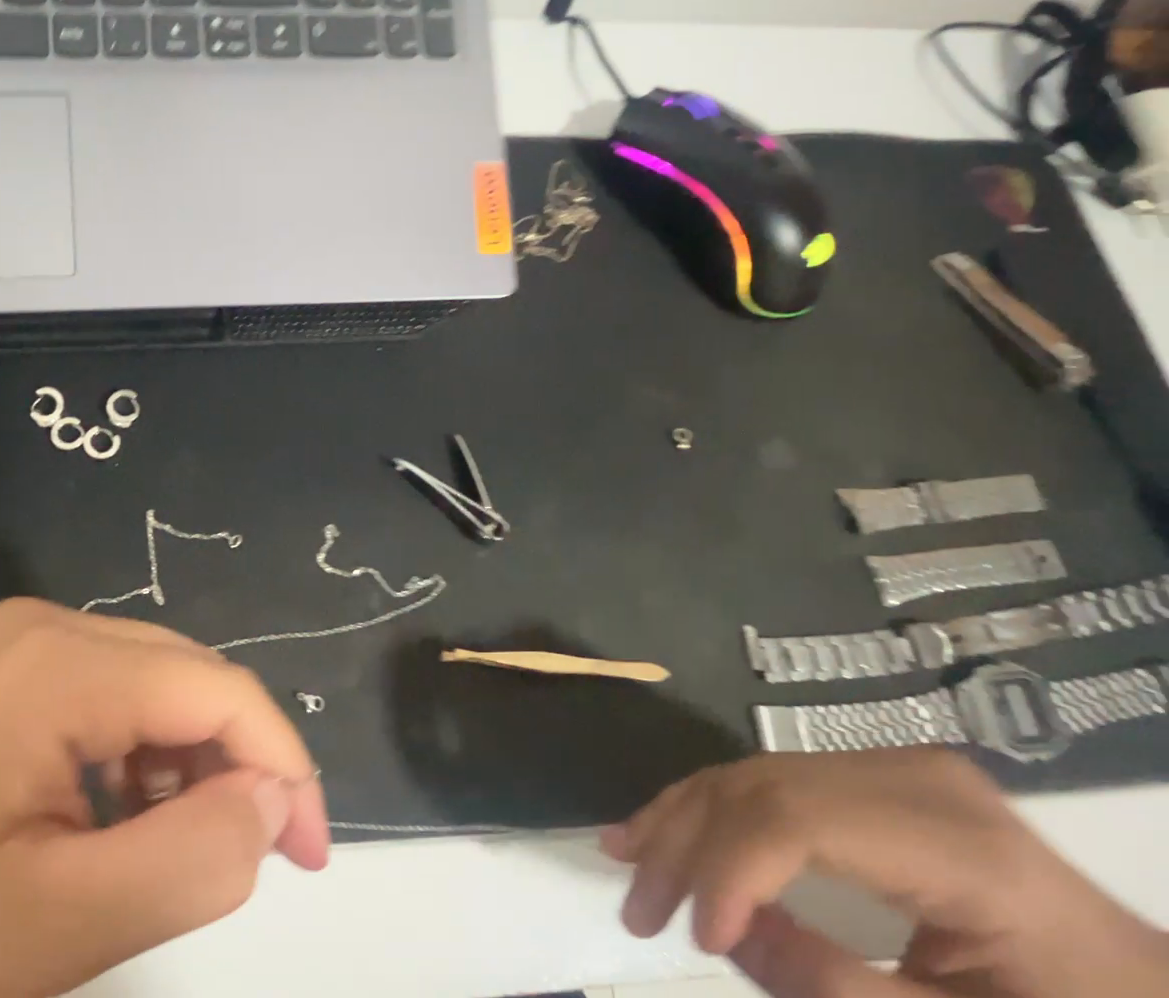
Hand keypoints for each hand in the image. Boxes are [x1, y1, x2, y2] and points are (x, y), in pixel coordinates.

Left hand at [0, 599, 327, 997]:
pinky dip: (133, 768)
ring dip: (184, 770)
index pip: (220, 689)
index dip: (285, 768)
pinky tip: (113, 831)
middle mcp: (41, 629)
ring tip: (173, 859)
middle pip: (186, 681)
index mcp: (60, 661)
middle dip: (235, 766)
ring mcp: (9, 653)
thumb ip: (193, 858)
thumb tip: (275, 804)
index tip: (308, 861)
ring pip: (147, 694)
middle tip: (253, 864)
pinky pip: (98, 709)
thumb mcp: (59, 922)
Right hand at [600, 750, 1168, 997]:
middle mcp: (916, 780)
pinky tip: (665, 829)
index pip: (800, 821)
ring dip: (681, 822)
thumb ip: (834, 984)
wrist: (1133, 986)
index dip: (730, 871)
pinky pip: (770, 781)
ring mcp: (893, 767)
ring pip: (752, 775)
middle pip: (763, 789)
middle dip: (686, 848)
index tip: (697, 939)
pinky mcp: (871, 775)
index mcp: (960, 847)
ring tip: (626, 865)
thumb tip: (725, 927)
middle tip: (637, 911)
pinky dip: (710, 809)